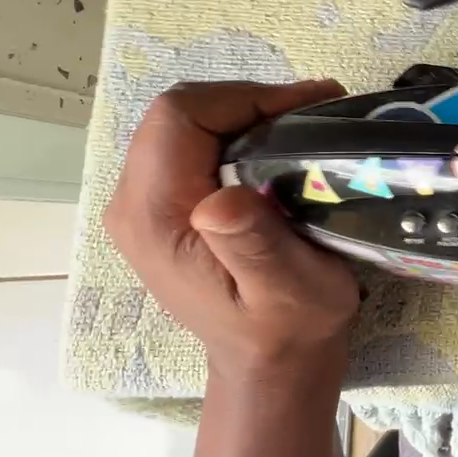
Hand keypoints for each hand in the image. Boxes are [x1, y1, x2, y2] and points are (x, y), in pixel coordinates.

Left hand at [105, 80, 360, 388]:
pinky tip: (287, 144)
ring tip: (310, 121)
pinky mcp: (172, 207)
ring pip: (188, 124)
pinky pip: (197, 144)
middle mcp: (137, 204)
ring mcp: (150, 205)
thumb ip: (248, 243)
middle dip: (251, 99)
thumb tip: (219, 199)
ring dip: (251, 112)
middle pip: (179, 114)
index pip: (179, 118)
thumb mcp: (285, 287)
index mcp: (157, 216)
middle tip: (319, 109)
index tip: (310, 106)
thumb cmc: (289, 323)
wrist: (274, 357)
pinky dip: (245, 131)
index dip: (245, 98)